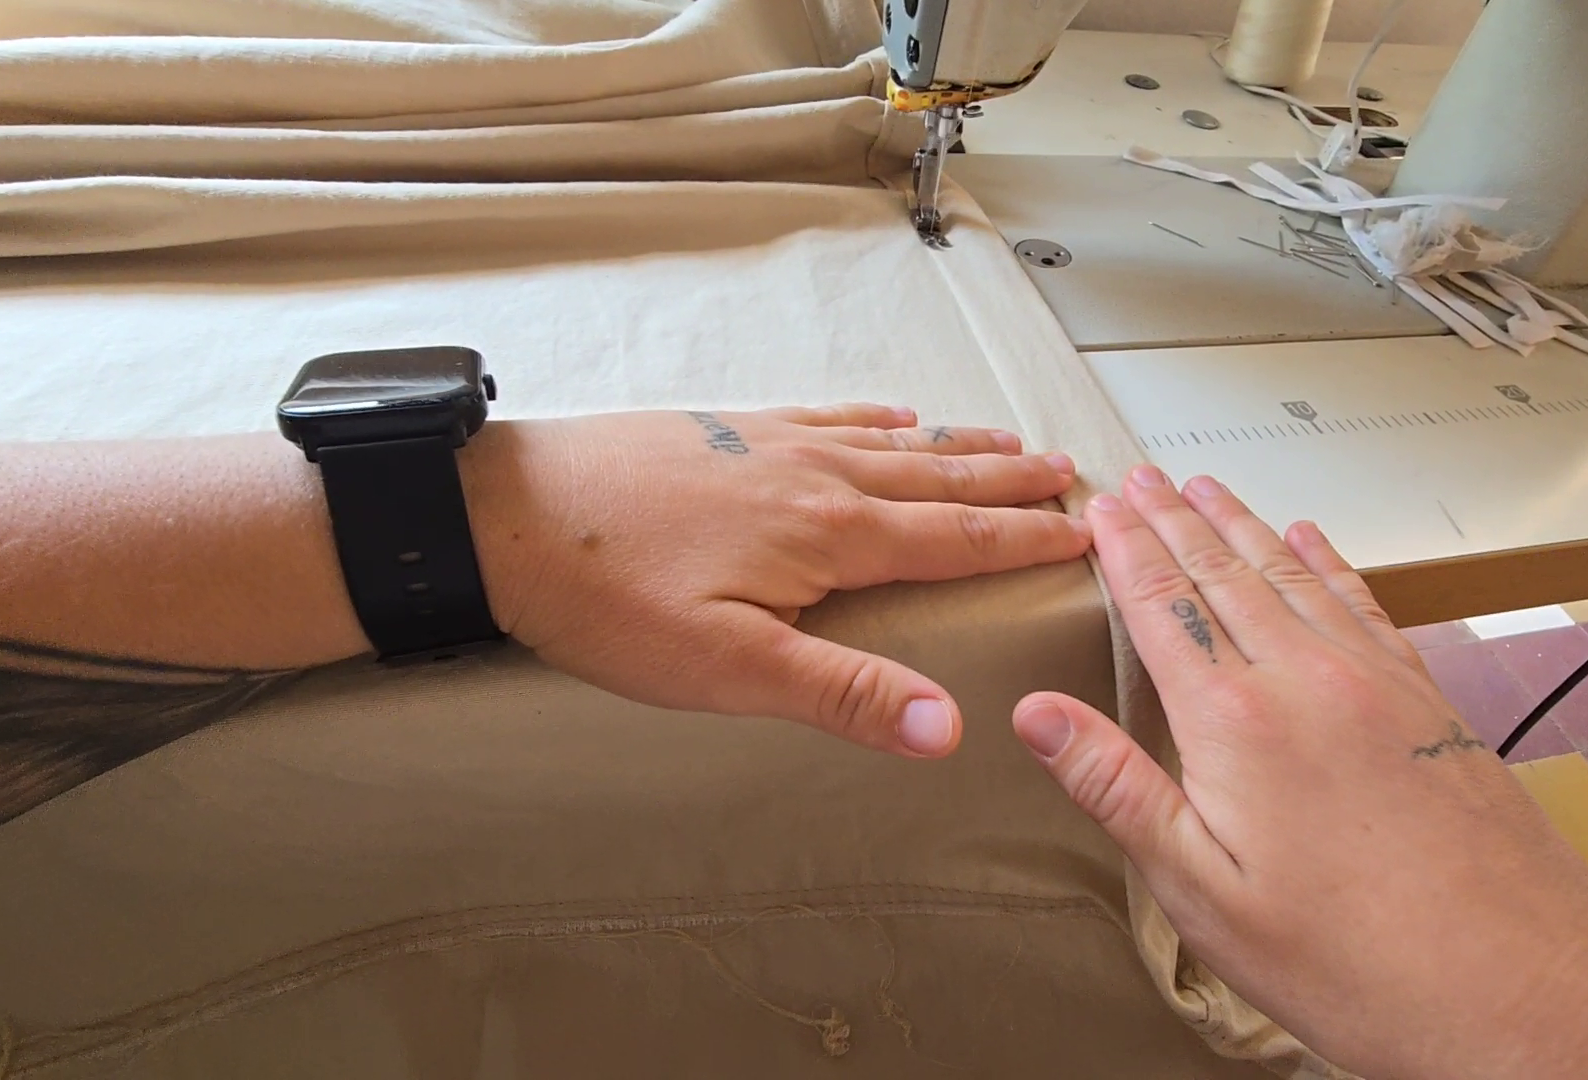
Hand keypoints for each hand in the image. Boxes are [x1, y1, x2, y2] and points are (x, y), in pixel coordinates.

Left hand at [461, 403, 1086, 757]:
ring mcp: (776, 443)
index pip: (957, 539)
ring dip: (960, 448)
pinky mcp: (735, 429)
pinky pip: (831, 416)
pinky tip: (896, 414)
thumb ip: (843, 693)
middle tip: (1066, 473)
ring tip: (1008, 443)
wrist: (507, 513)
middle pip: (940, 481)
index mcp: (831, 535)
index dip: (1025, 541)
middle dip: (1011, 483)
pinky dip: (879, 418)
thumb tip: (948, 728)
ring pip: (895, 444)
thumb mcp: (728, 668)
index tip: (1080, 533)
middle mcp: (819, 476)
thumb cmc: (612, 596)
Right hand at [1008, 467, 1587, 1079]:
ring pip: (1286, 571)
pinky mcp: (1423, 697)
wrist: (1534, 1000)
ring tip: (1205, 485)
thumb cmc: (1346, 956)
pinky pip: (1361, 602)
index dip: (1125, 549)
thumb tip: (1033, 713)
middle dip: (1172, 517)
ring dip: (1238, 522)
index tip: (1101, 508)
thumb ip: (1112, 785)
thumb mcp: (1198, 887)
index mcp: (1233, 717)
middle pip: (1219, 570)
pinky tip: (1310, 534)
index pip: (1161, 604)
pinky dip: (1325, 559)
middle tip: (1142, 476)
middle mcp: (1301, 675)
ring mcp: (1371, 678)